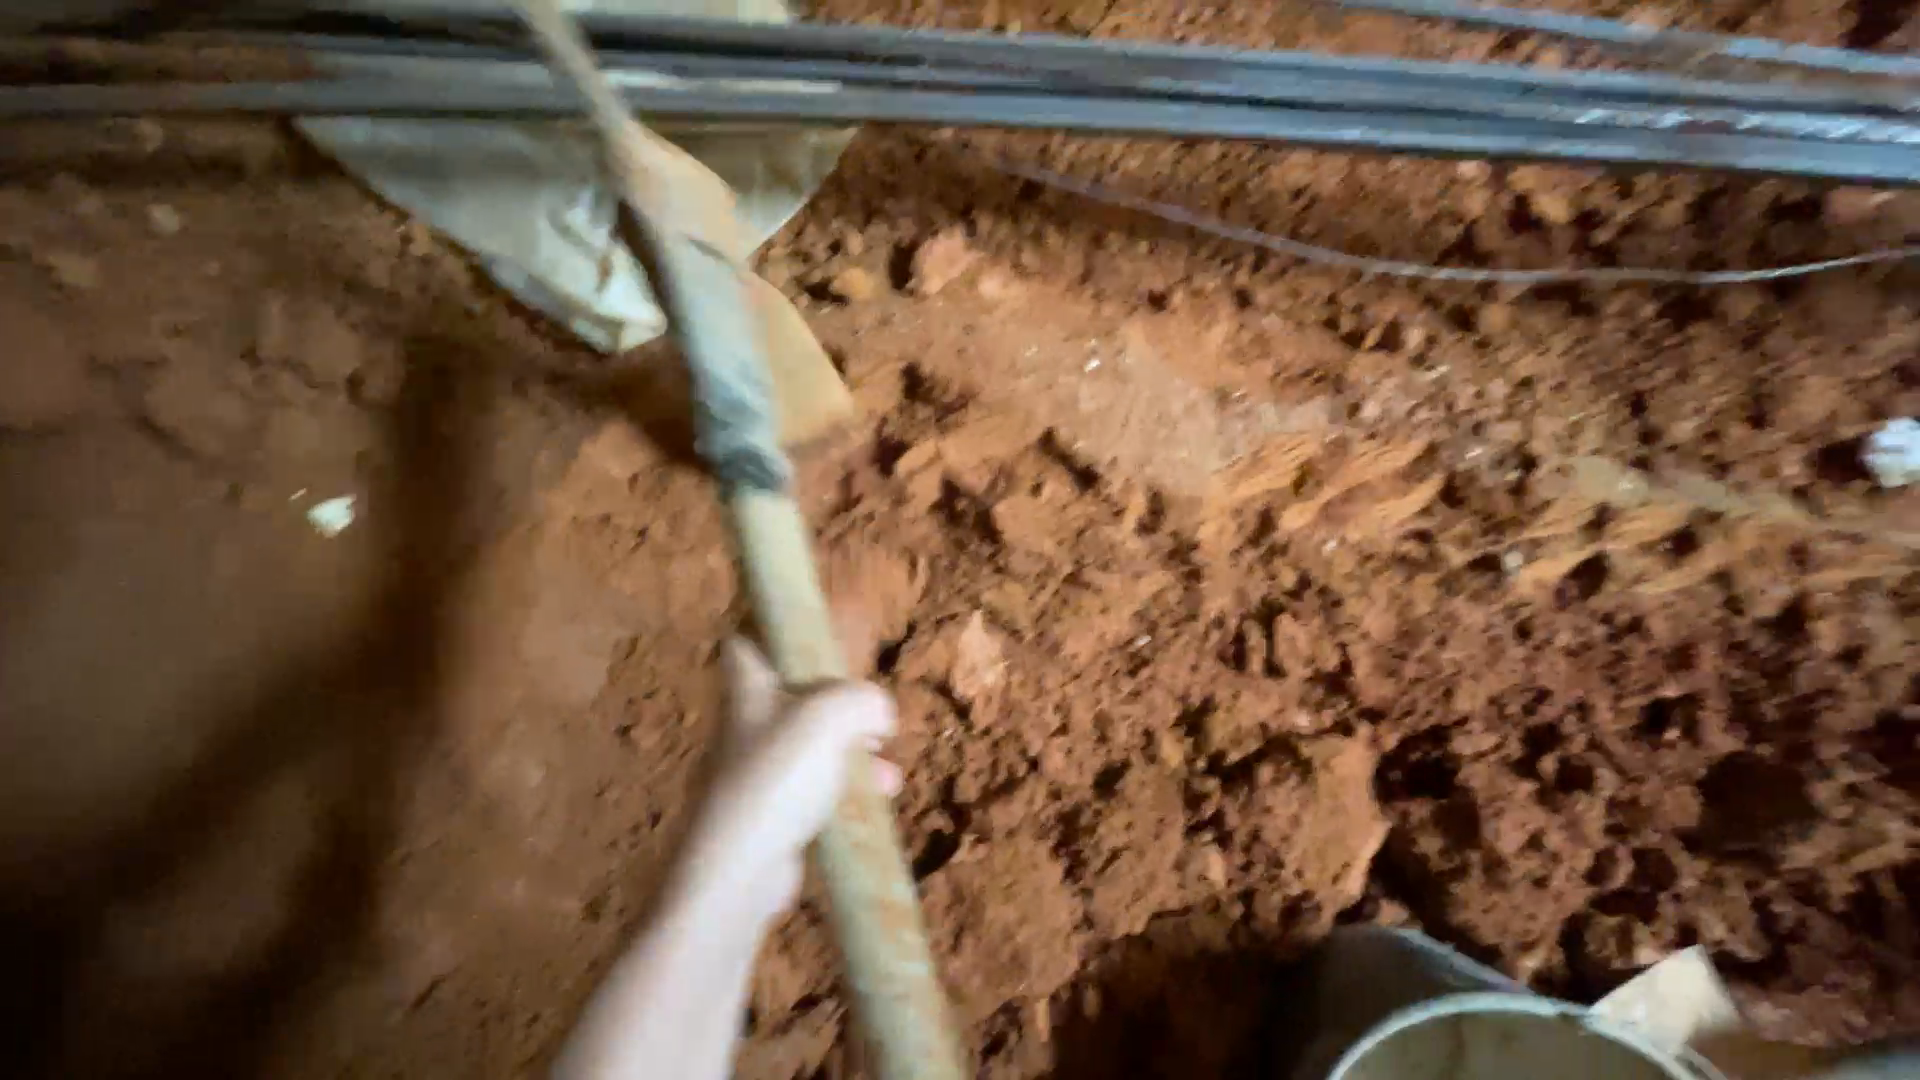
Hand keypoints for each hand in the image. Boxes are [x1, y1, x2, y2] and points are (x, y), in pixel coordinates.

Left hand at [675, 638, 898, 916]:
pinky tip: (879, 797)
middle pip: (793, 696)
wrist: (740, 869)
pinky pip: (817, 788)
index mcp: (749, 690)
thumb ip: (863, 699)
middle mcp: (748, 726)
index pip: (744, 644)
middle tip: (872, 713)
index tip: (810, 635)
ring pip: (812, 745)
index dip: (769, 632)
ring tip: (886, 765)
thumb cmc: (779, 775)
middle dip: (839, 703)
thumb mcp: (831, 715)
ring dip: (853, 750)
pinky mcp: (772, 814)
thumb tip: (879, 712)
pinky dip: (847, 789)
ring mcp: (759, 772)